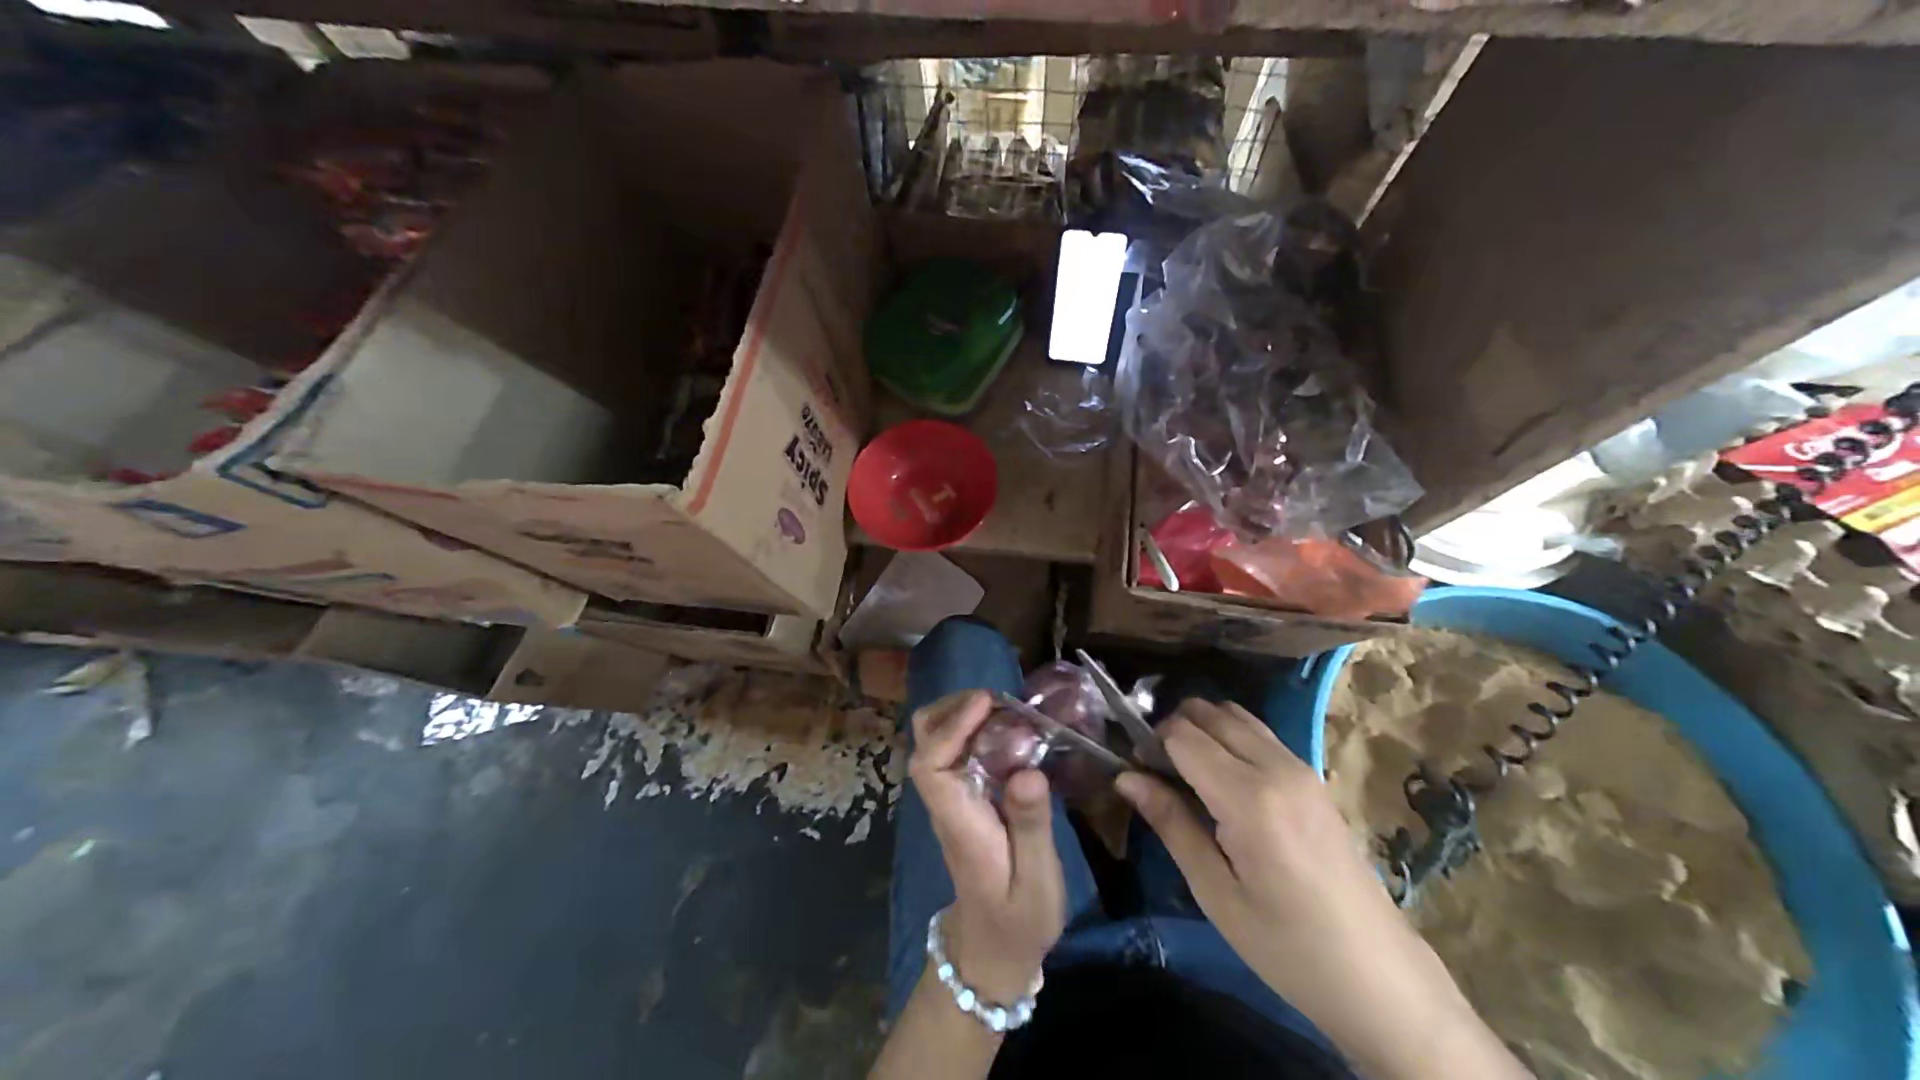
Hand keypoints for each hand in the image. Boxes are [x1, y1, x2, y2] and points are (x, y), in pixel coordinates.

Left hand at [909, 691, 1066, 1003]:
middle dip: (951, 709)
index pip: (931, 764)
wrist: (991, 949)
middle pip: (922, 742)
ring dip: (962, 714)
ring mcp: (951, 799)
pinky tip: (1008, 727)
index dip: (953, 726)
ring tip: (1006, 708)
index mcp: (957, 821)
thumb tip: (1028, 770)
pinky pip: (957, 751)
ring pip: (935, 741)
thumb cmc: (1018, 920)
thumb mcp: (1037, 881)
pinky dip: (975, 729)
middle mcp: (946, 802)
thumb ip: (1031, 827)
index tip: (987, 701)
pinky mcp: (964, 799)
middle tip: (999, 699)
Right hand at [1116, 699, 1528, 1079]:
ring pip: (1235, 715)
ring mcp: (1301, 768)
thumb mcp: (1215, 893)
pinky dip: (1229, 736)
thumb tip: (1125, 777)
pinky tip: (1221, 779)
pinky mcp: (1313, 777)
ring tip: (1185, 774)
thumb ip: (1171, 823)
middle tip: (1155, 772)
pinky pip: (1259, 734)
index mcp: (1249, 799)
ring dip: (1202, 729)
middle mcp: (1277, 768)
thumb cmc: (1286, 946)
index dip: (1149, 745)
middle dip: (1173, 729)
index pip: (1181, 735)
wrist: (1378, 976)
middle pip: (1208, 713)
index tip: (1135, 773)